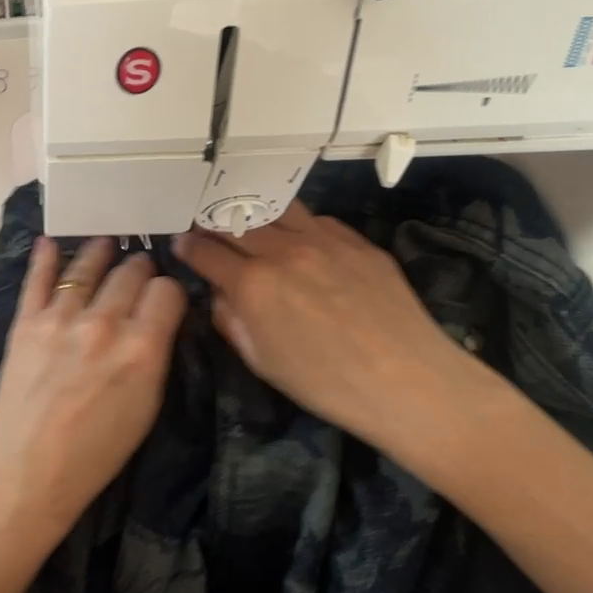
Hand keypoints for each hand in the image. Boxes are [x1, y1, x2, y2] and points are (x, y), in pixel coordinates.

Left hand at [0, 237, 186, 536]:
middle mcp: (103, 323)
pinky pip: (38, 280)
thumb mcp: (146, 407)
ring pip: (85, 269)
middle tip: (139, 265)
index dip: (169, 289)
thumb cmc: (98, 452)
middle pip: (128, 274)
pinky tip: (50, 243)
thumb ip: (153, 356)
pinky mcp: (27, 321)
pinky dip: (44, 258)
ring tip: (105, 244)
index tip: (166, 292)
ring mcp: (60, 318)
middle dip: (138, 268)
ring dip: (98, 253)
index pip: (166, 292)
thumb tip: (157, 323)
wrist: (31, 467)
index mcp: (141, 348)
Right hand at [172, 202, 475, 442]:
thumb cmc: (327, 384)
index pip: (204, 250)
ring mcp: (324, 241)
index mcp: (253, 284)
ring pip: (275, 207)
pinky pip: (317, 220)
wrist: (411, 385)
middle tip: (208, 231)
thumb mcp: (262, 362)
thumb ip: (231, 321)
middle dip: (213, 224)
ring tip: (250, 224)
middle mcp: (283, 251)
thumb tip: (220, 295)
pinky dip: (298, 226)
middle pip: (233, 221)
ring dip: (254, 214)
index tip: (181, 246)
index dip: (187, 247)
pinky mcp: (358, 242)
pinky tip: (300, 242)